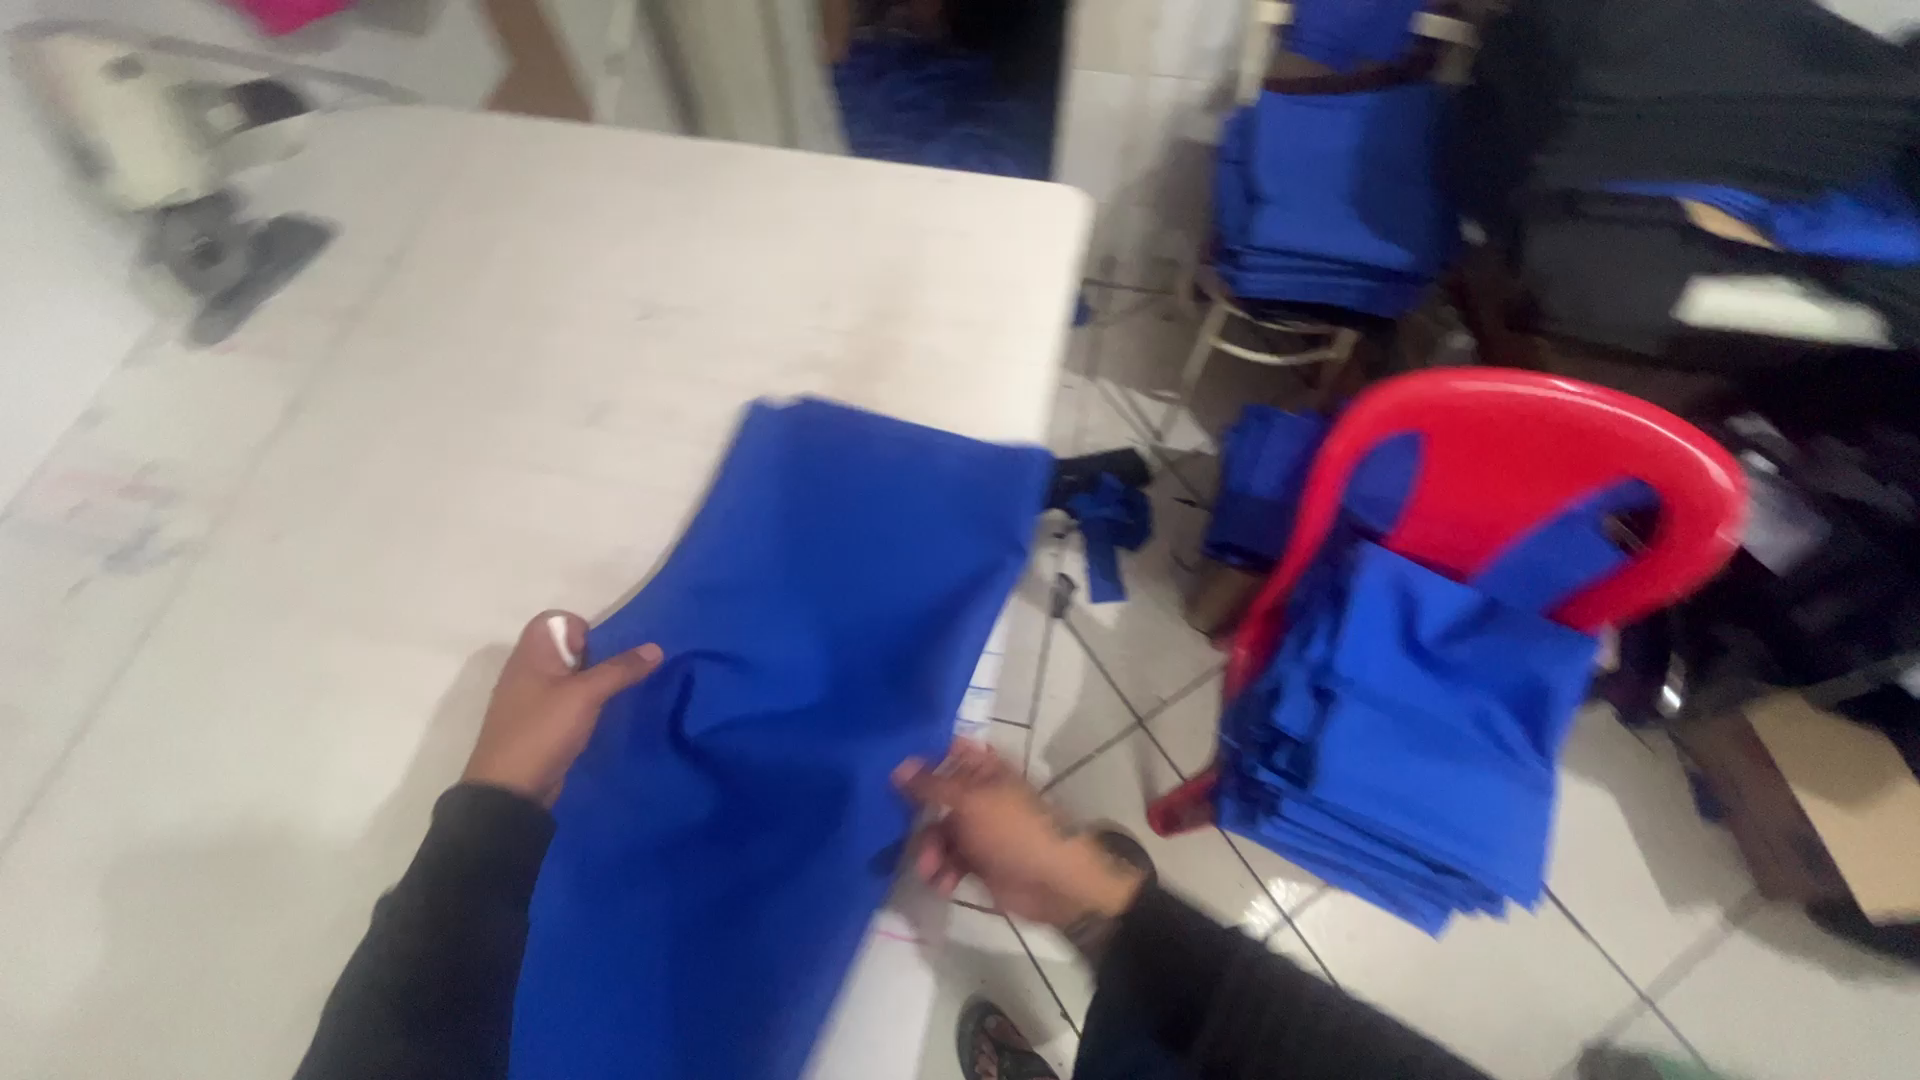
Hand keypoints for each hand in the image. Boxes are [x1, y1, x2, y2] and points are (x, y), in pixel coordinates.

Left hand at [462, 610, 662, 805]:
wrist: (509, 791)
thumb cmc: (542, 731)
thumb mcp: (585, 695)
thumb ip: (620, 669)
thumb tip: (656, 648)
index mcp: (530, 655)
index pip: (554, 620)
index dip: (582, 628)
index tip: (602, 652)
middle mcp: (528, 671)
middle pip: (567, 647)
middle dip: (598, 655)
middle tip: (619, 673)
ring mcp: (533, 698)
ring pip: (571, 675)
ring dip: (596, 680)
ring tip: (619, 693)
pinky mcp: (541, 722)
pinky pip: (569, 699)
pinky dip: (588, 702)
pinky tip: (604, 715)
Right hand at [893, 741, 1143, 929]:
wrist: (1052, 881)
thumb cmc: (1013, 828)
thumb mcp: (969, 801)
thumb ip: (932, 784)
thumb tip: (898, 765)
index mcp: (983, 769)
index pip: (946, 752)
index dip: (921, 759)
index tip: (888, 770)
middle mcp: (978, 794)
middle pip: (935, 797)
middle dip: (917, 817)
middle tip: (902, 831)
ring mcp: (978, 828)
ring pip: (938, 832)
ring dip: (929, 851)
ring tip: (931, 869)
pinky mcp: (978, 861)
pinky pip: (949, 860)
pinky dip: (943, 871)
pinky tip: (945, 884)